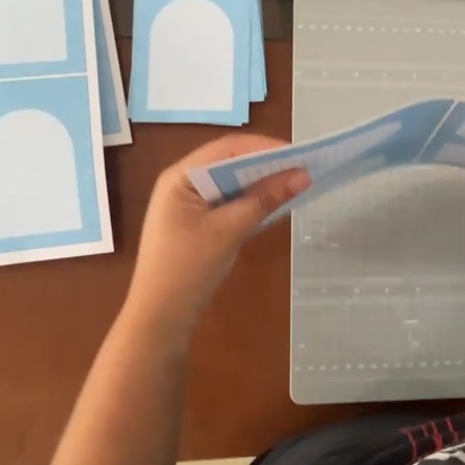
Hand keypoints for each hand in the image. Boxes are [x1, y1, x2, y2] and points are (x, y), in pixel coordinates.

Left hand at [125, 134, 308, 332]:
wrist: (160, 316)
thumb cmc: (187, 268)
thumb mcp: (228, 230)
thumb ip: (264, 199)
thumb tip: (303, 176)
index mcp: (181, 177)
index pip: (228, 148)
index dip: (264, 148)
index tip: (299, 155)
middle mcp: (184, 183)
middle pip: (230, 162)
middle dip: (266, 164)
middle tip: (303, 168)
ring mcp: (190, 203)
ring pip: (232, 182)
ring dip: (262, 182)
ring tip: (296, 182)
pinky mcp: (199, 222)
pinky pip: (230, 200)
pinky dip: (253, 199)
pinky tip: (276, 203)